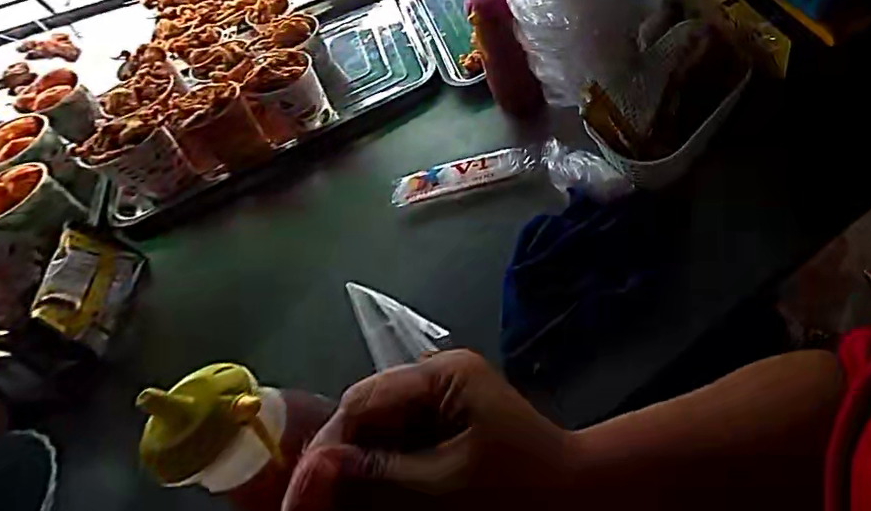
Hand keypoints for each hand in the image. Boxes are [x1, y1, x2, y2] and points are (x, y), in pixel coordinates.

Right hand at [282, 350, 578, 510]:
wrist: (569, 495)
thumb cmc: (515, 487)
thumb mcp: (440, 485)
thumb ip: (375, 477)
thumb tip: (311, 469)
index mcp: (444, 374)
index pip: (361, 399)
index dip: (324, 451)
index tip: (301, 504)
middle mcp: (440, 380)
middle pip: (366, 418)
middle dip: (338, 466)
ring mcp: (444, 405)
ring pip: (377, 439)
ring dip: (357, 477)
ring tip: (341, 507)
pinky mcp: (446, 432)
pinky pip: (399, 452)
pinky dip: (382, 479)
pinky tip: (375, 501)